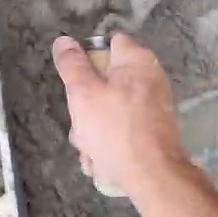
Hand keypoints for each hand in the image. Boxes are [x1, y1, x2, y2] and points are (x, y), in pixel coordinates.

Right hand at [52, 34, 188, 192]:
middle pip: (106, 80)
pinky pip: (123, 129)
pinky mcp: (153, 132)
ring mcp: (154, 106)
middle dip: (87, 104)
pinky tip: (101, 161)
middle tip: (80, 122)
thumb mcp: (82, 93)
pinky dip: (110, 142)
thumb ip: (71, 64)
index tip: (75, 80)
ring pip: (111, 109)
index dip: (88, 57)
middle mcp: (150, 78)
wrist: (152, 176)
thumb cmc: (114, 128)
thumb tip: (63, 40)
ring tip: (89, 148)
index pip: (109, 42)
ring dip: (94, 129)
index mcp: (137, 60)